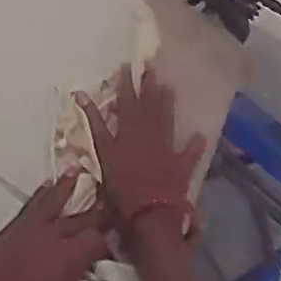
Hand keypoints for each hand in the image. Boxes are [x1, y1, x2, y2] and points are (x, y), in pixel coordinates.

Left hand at [0, 172, 108, 280]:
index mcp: (68, 255)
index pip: (97, 239)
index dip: (110, 239)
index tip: (118, 239)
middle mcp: (52, 234)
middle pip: (80, 215)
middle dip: (96, 206)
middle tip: (107, 194)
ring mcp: (31, 226)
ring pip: (54, 199)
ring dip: (67, 186)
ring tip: (77, 171)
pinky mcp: (14, 226)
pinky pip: (32, 203)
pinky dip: (42, 193)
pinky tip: (47, 185)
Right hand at [76, 65, 205, 240]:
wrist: (151, 215)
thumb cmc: (122, 185)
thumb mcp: (102, 151)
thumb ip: (94, 121)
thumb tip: (80, 93)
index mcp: (130, 128)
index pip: (127, 99)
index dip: (126, 81)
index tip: (127, 65)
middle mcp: (150, 132)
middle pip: (149, 104)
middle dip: (148, 84)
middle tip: (150, 66)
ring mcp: (167, 148)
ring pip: (167, 120)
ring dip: (168, 103)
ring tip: (169, 87)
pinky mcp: (181, 167)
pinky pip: (189, 153)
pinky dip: (194, 145)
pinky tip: (200, 134)